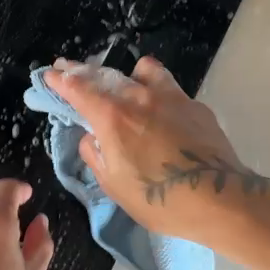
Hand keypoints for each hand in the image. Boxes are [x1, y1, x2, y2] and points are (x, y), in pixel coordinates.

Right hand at [44, 56, 269, 252]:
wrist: (220, 199)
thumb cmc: (159, 200)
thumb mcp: (114, 186)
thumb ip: (95, 156)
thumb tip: (90, 137)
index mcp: (113, 117)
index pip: (79, 89)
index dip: (61, 80)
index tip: (50, 73)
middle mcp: (139, 97)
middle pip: (106, 75)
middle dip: (84, 71)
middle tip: (71, 69)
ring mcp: (171, 97)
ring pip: (143, 71)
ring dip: (128, 75)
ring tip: (127, 84)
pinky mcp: (195, 105)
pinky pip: (169, 88)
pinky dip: (157, 92)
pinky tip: (162, 110)